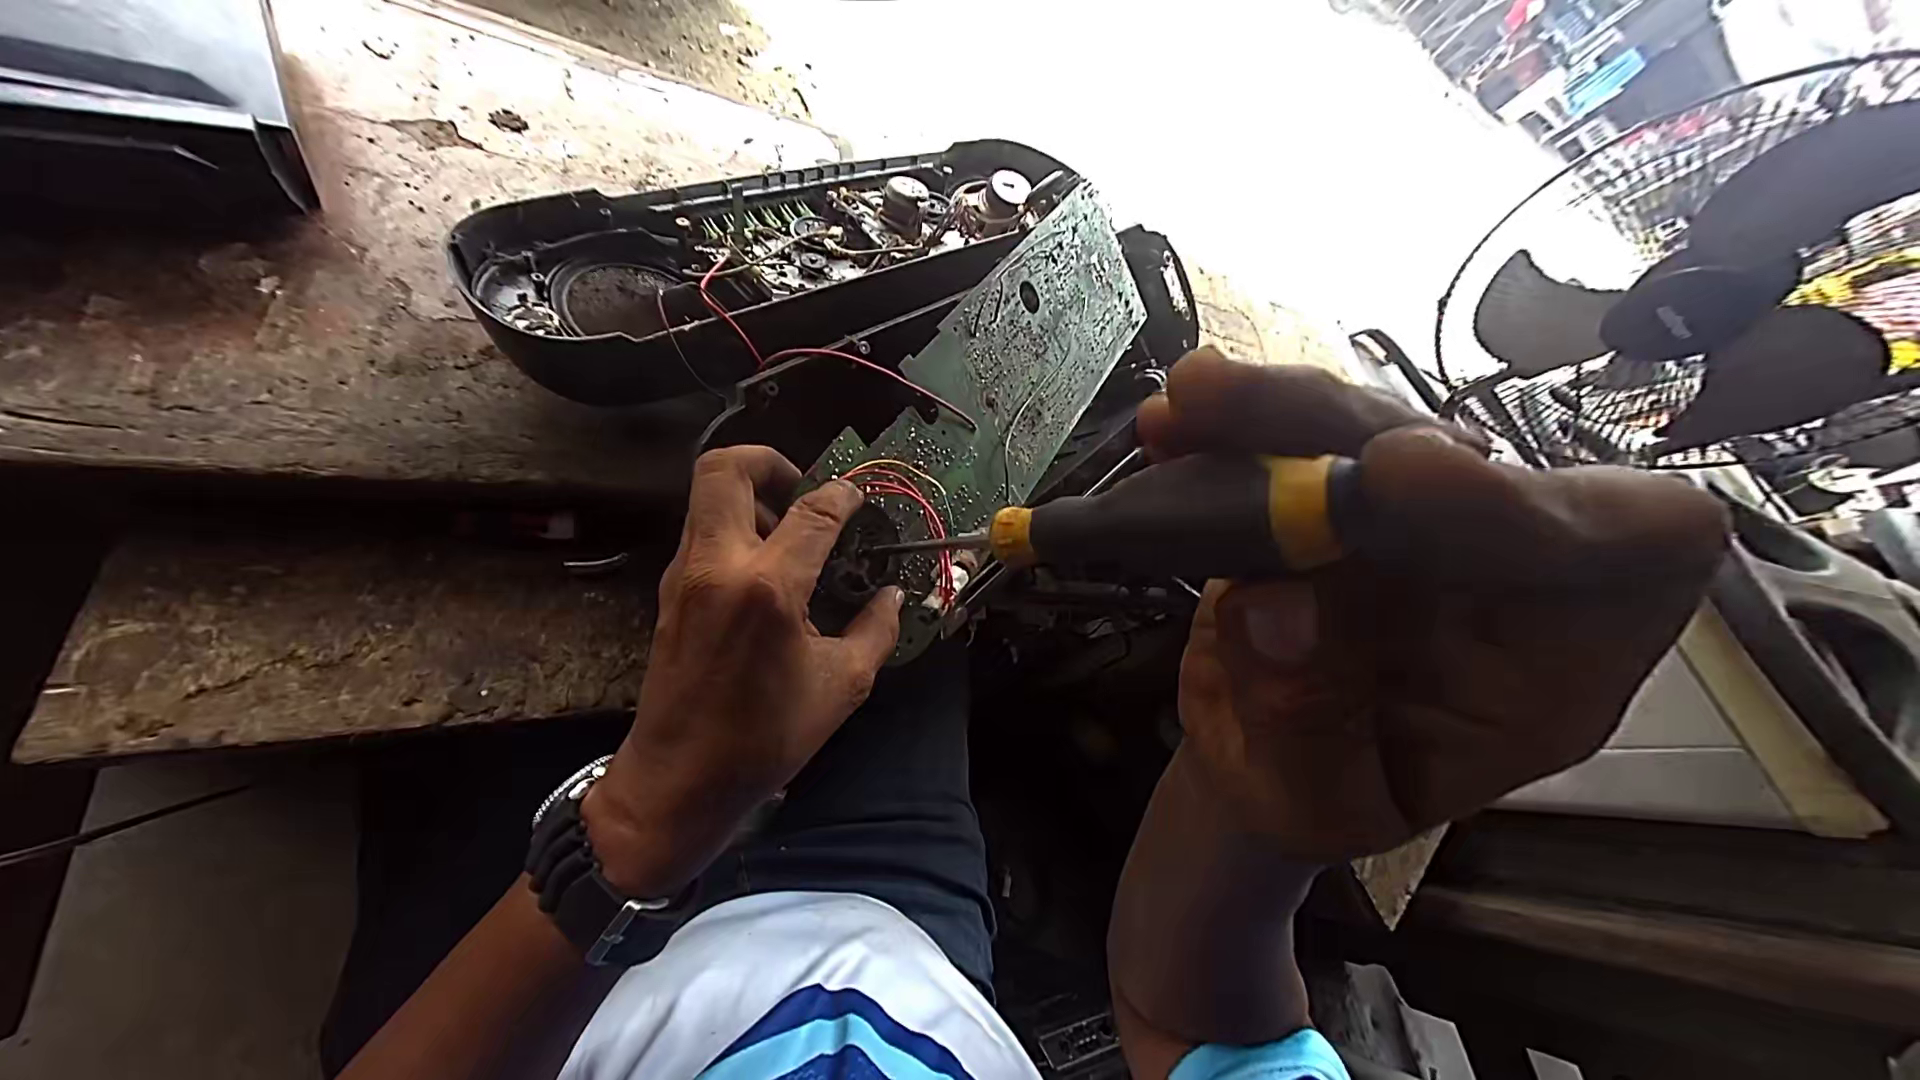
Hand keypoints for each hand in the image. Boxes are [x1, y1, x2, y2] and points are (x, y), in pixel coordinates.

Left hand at [583, 446, 903, 894]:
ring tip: (790, 530)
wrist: (678, 779)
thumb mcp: (843, 685)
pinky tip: (768, 566)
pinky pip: (702, 530)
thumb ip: (877, 629)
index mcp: (768, 588)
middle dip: (768, 460)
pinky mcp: (670, 589)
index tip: (859, 499)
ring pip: (706, 495)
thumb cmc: (766, 736)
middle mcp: (718, 565)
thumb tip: (892, 596)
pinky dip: (735, 525)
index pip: (813, 511)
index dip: (843, 495)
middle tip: (804, 486)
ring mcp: (685, 573)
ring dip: (750, 494)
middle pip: (725, 469)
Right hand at [1136, 348, 1729, 861]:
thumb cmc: (1310, 798)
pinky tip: (1167, 428)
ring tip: (1186, 401)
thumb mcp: (1312, 803)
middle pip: (1452, 452)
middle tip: (1233, 407)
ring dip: (1268, 410)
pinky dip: (1220, 434)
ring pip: (1352, 431)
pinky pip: (1276, 451)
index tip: (1393, 475)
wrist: (1253, 759)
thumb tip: (1273, 603)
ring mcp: (1388, 526)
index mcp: (1543, 659)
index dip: (1531, 498)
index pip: (1626, 547)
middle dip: (1340, 426)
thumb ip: (1306, 722)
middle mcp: (1479, 566)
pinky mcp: (1309, 505)